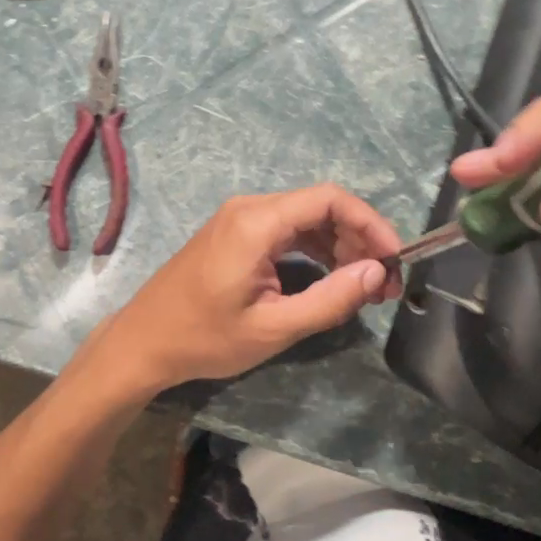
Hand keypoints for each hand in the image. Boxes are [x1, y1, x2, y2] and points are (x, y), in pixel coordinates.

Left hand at [87, 184, 402, 397]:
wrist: (144, 341)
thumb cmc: (204, 337)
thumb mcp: (273, 327)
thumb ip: (329, 299)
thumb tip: (378, 274)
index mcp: (257, 221)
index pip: (329, 199)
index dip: (370, 223)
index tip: (396, 259)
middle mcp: (250, 208)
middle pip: (320, 207)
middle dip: (360, 240)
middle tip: (385, 285)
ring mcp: (241, 219)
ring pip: (306, 219)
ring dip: (340, 247)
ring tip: (365, 288)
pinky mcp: (237, 234)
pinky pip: (287, 231)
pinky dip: (316, 251)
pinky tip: (332, 280)